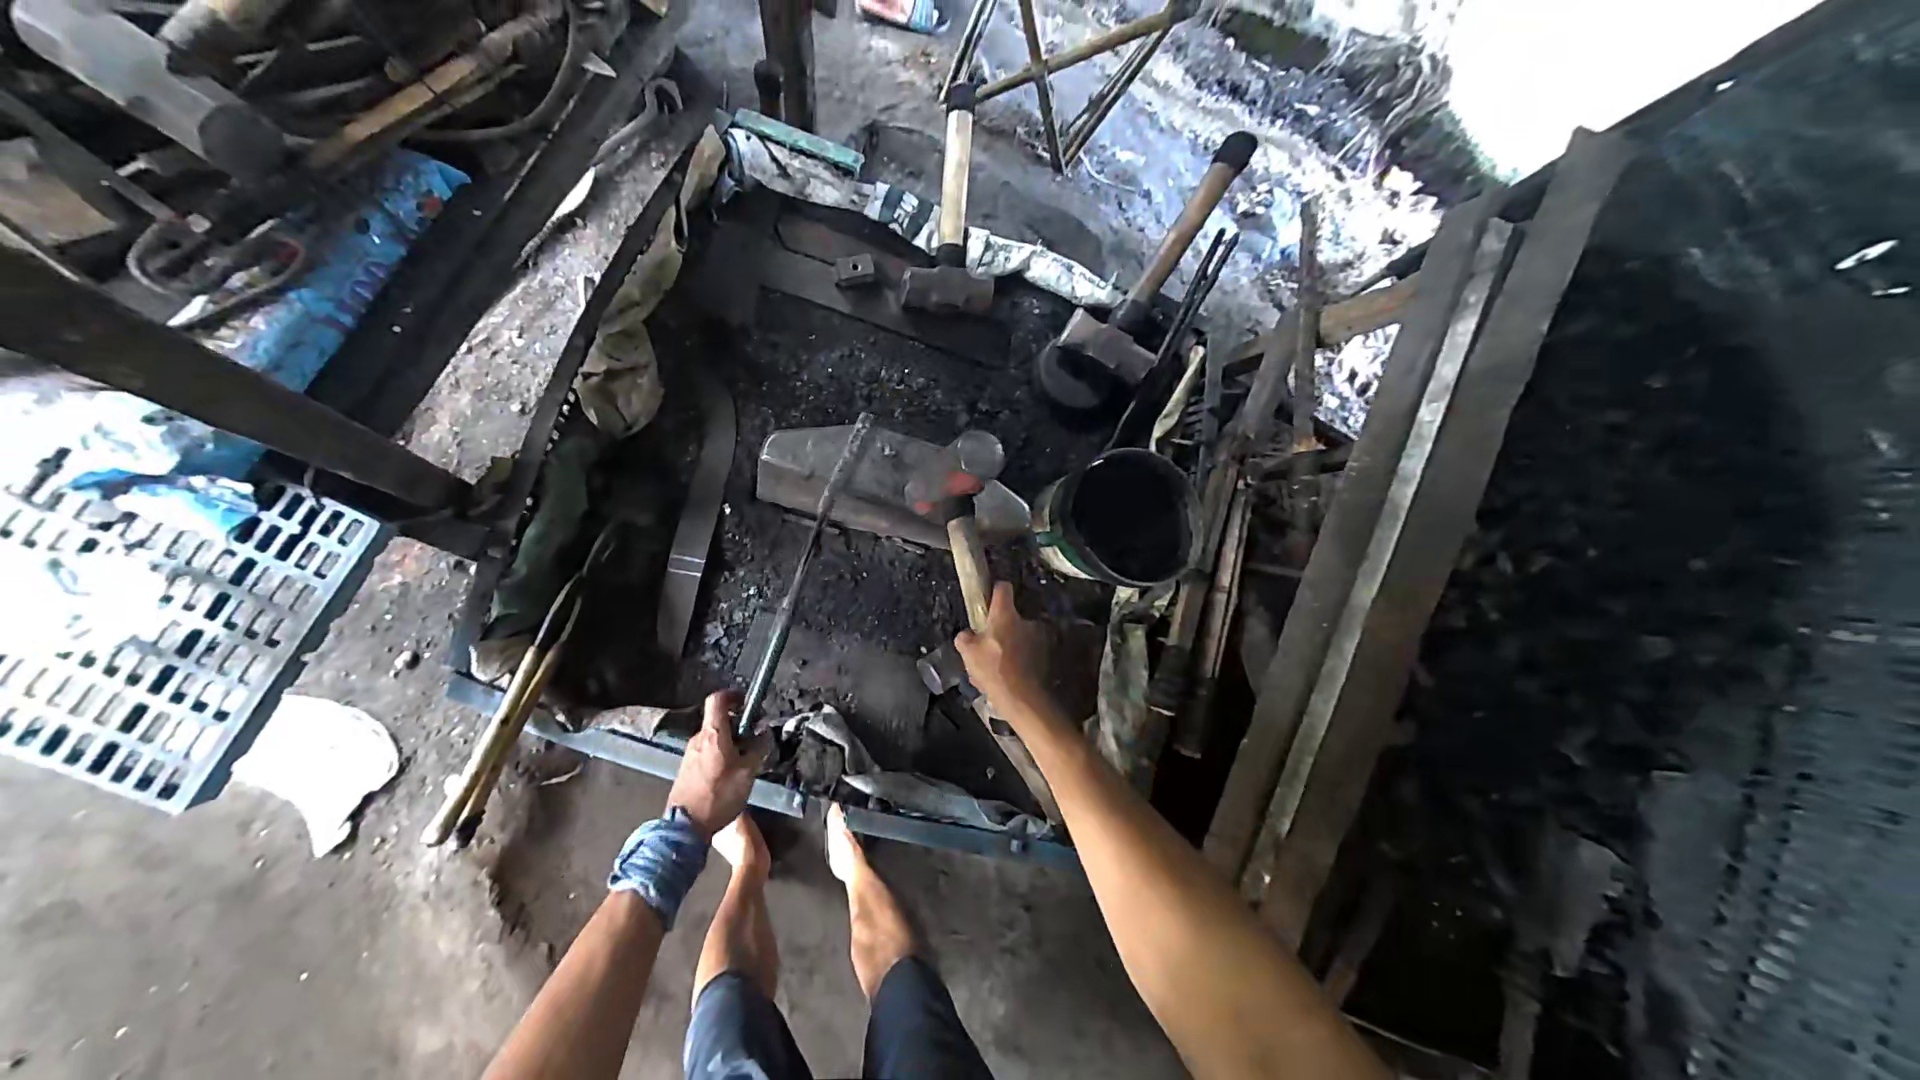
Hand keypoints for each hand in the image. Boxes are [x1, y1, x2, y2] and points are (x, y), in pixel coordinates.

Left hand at [665, 691, 759, 839]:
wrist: (685, 828)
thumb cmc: (718, 797)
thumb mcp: (748, 772)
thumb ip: (758, 749)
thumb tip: (764, 735)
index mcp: (713, 734)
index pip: (718, 699)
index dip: (734, 695)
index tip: (747, 701)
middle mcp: (698, 740)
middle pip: (719, 720)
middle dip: (739, 725)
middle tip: (754, 737)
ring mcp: (690, 754)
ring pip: (714, 737)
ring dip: (731, 742)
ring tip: (746, 759)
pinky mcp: (687, 769)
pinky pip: (707, 752)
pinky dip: (720, 754)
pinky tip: (730, 773)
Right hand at [953, 582, 1053, 725]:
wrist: (1022, 697)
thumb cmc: (993, 668)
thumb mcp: (967, 652)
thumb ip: (965, 638)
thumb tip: (967, 634)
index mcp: (1005, 615)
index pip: (1003, 588)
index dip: (994, 590)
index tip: (988, 597)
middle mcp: (1026, 621)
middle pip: (1011, 617)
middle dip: (1001, 628)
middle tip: (989, 644)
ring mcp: (1038, 639)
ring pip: (1020, 637)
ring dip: (1011, 645)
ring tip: (999, 664)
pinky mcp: (1045, 656)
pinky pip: (1027, 653)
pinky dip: (1019, 660)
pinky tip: (1009, 675)